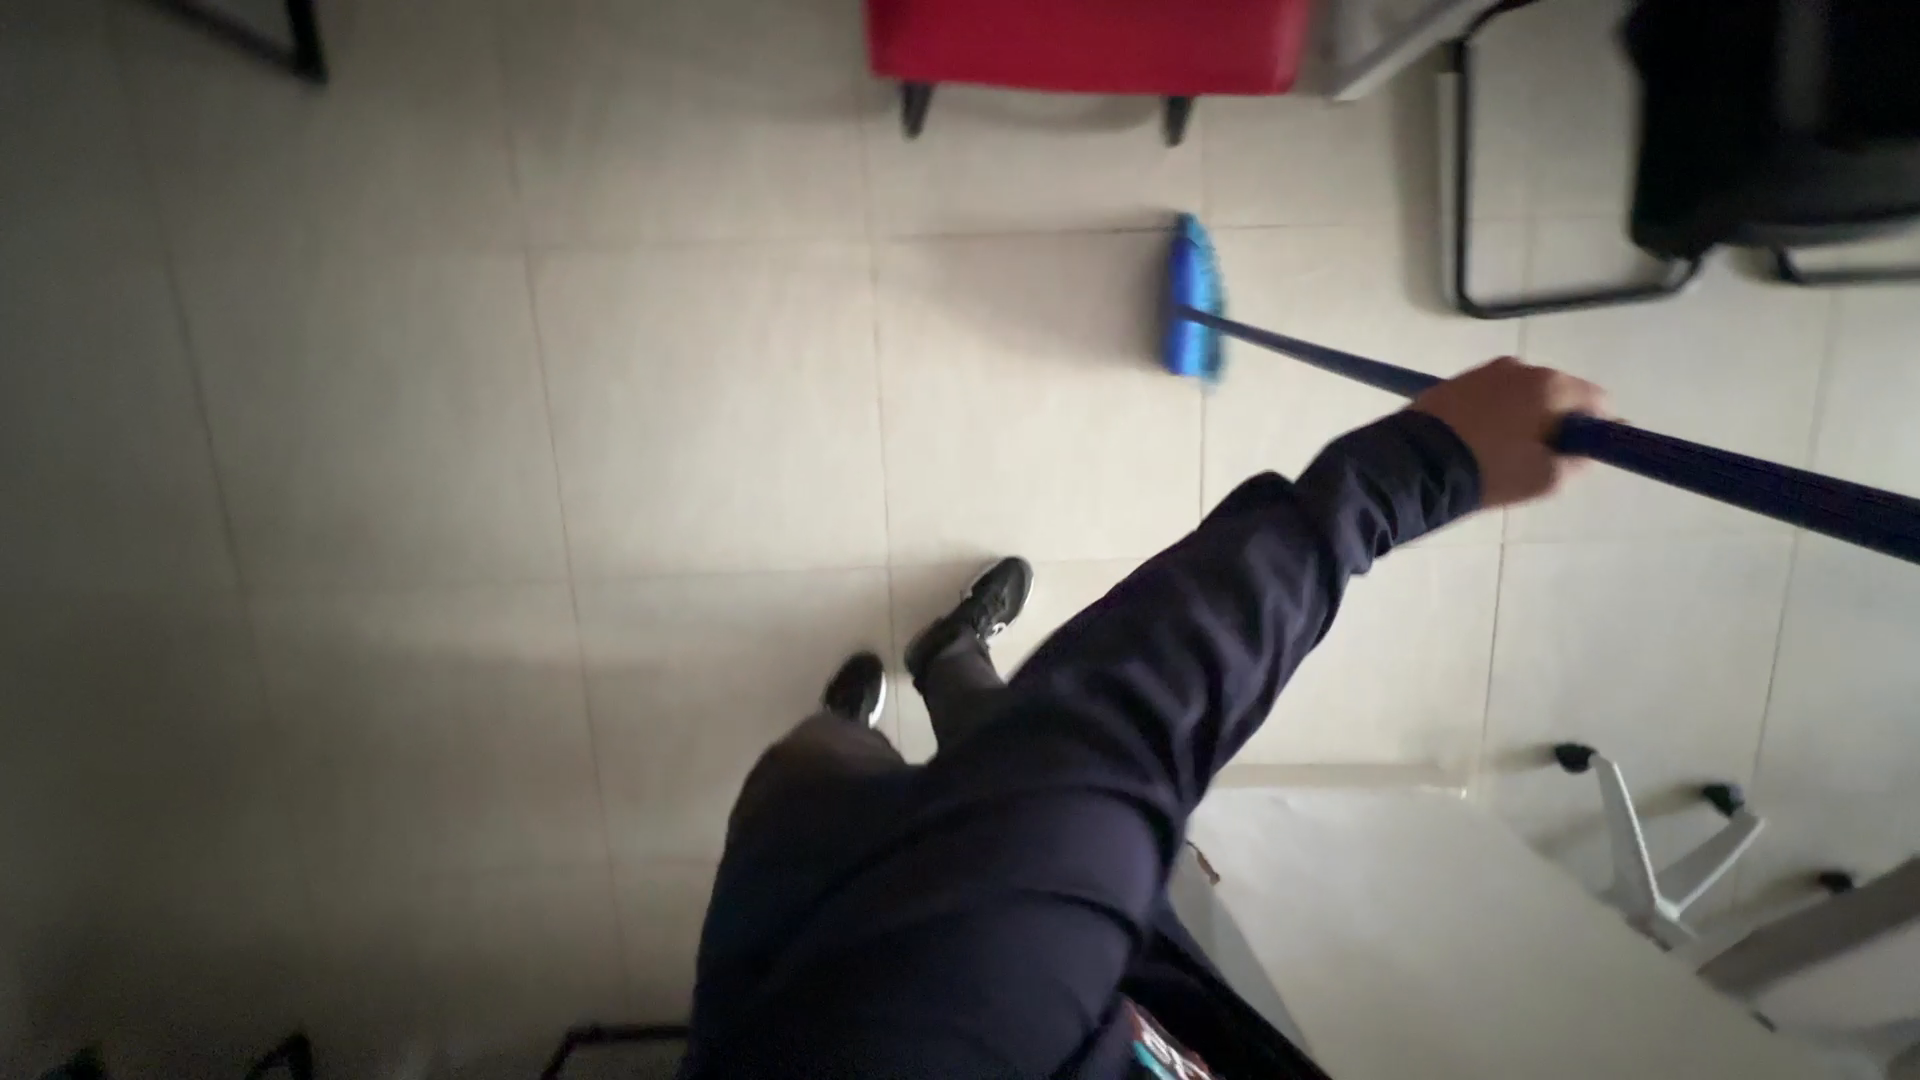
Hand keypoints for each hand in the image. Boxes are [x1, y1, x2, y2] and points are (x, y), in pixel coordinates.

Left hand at [1409, 356, 1608, 507]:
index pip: (1596, 400)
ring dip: (1515, 416)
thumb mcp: (1547, 478)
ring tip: (1492, 450)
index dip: (1592, 428)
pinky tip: (1469, 440)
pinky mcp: (1447, 385)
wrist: (1413, 464)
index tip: (1571, 453)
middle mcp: (1518, 367)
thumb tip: (1599, 440)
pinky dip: (1484, 414)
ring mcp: (1479, 373)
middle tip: (1526, 456)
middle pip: (1553, 394)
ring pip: (1515, 395)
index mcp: (1551, 384)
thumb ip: (1583, 458)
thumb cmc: (1489, 470)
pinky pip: (1482, 398)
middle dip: (1549, 421)